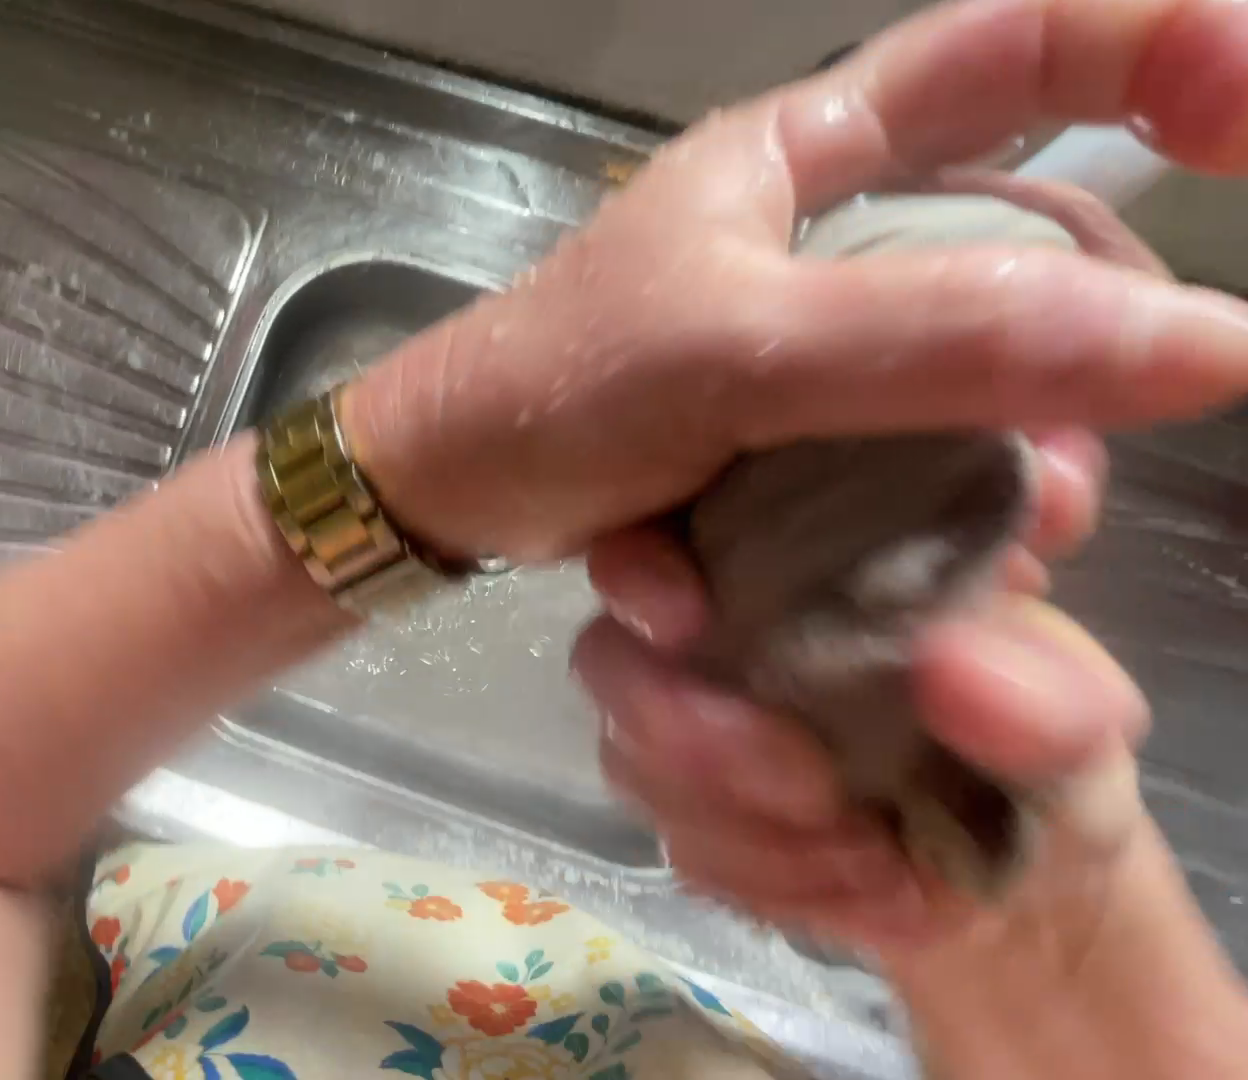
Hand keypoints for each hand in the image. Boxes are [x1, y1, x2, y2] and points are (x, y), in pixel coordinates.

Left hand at [343, 0, 1247, 562]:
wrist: (449, 486)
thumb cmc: (551, 390)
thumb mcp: (727, 349)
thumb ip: (933, 338)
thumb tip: (1204, 343)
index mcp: (795, 164)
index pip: (1015, 47)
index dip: (1167, 44)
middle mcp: (809, 246)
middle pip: (1018, 247)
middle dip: (1066, 341)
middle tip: (1046, 447)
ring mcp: (791, 349)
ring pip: (959, 377)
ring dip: (985, 463)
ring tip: (974, 533)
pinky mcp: (764, 434)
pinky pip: (878, 460)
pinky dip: (892, 515)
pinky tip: (875, 568)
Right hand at [571, 497, 1153, 953]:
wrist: (1006, 865)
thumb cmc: (1023, 741)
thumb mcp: (1067, 710)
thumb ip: (1036, 687)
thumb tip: (959, 668)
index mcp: (763, 563)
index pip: (650, 540)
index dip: (640, 575)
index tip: (690, 621)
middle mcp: (692, 636)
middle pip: (606, 657)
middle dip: (683, 729)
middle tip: (812, 788)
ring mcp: (669, 724)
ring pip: (631, 763)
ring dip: (749, 830)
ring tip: (877, 858)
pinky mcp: (679, 810)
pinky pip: (679, 847)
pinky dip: (770, 883)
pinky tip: (859, 887)